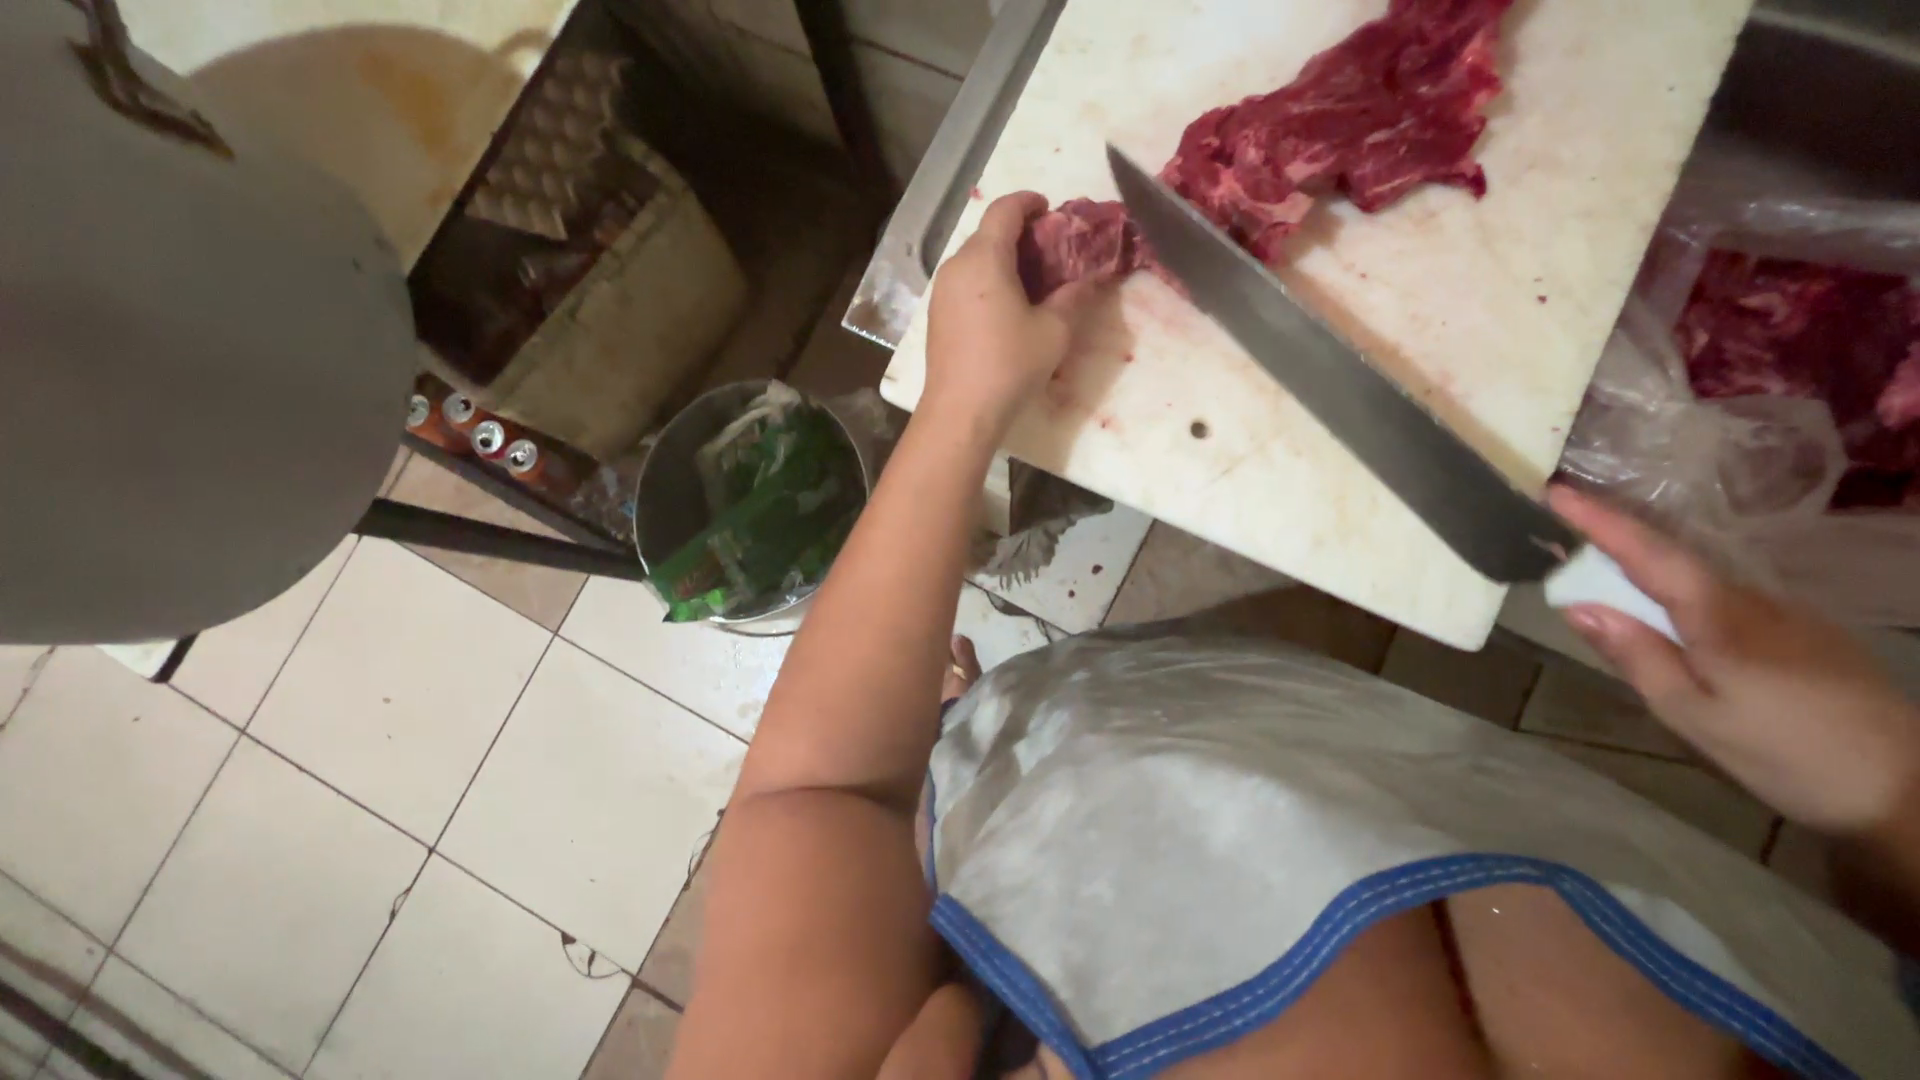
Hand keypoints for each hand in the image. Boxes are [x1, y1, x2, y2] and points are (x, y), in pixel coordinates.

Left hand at [924, 192, 1102, 431]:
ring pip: (974, 260)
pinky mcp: (936, 316)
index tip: (1049, 209)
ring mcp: (941, 292)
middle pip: (988, 233)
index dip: (1029, 202)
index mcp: (984, 258)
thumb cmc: (1009, 365)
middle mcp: (956, 266)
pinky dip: (987, 281)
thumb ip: (1074, 298)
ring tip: (1032, 280)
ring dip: (1002, 259)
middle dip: (1019, 234)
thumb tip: (1091, 280)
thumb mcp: (1054, 331)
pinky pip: (964, 283)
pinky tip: (1007, 306)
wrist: (960, 411)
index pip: (1004, 209)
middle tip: (1050, 250)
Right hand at [1549, 486, 1919, 834]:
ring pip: (1698, 580)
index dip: (1601, 521)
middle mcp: (1754, 601)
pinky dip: (1679, 594)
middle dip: (1615, 538)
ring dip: (1644, 569)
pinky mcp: (1802, 633)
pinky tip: (1666, 618)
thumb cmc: (1785, 755)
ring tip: (1598, 574)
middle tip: (1562, 526)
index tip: (1557, 492)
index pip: (1649, 555)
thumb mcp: (1690, 714)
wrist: (1909, 790)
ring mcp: (1785, 615)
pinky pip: (1722, 600)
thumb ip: (1636, 656)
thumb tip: (1579, 607)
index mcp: (1720, 618)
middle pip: (1672, 559)